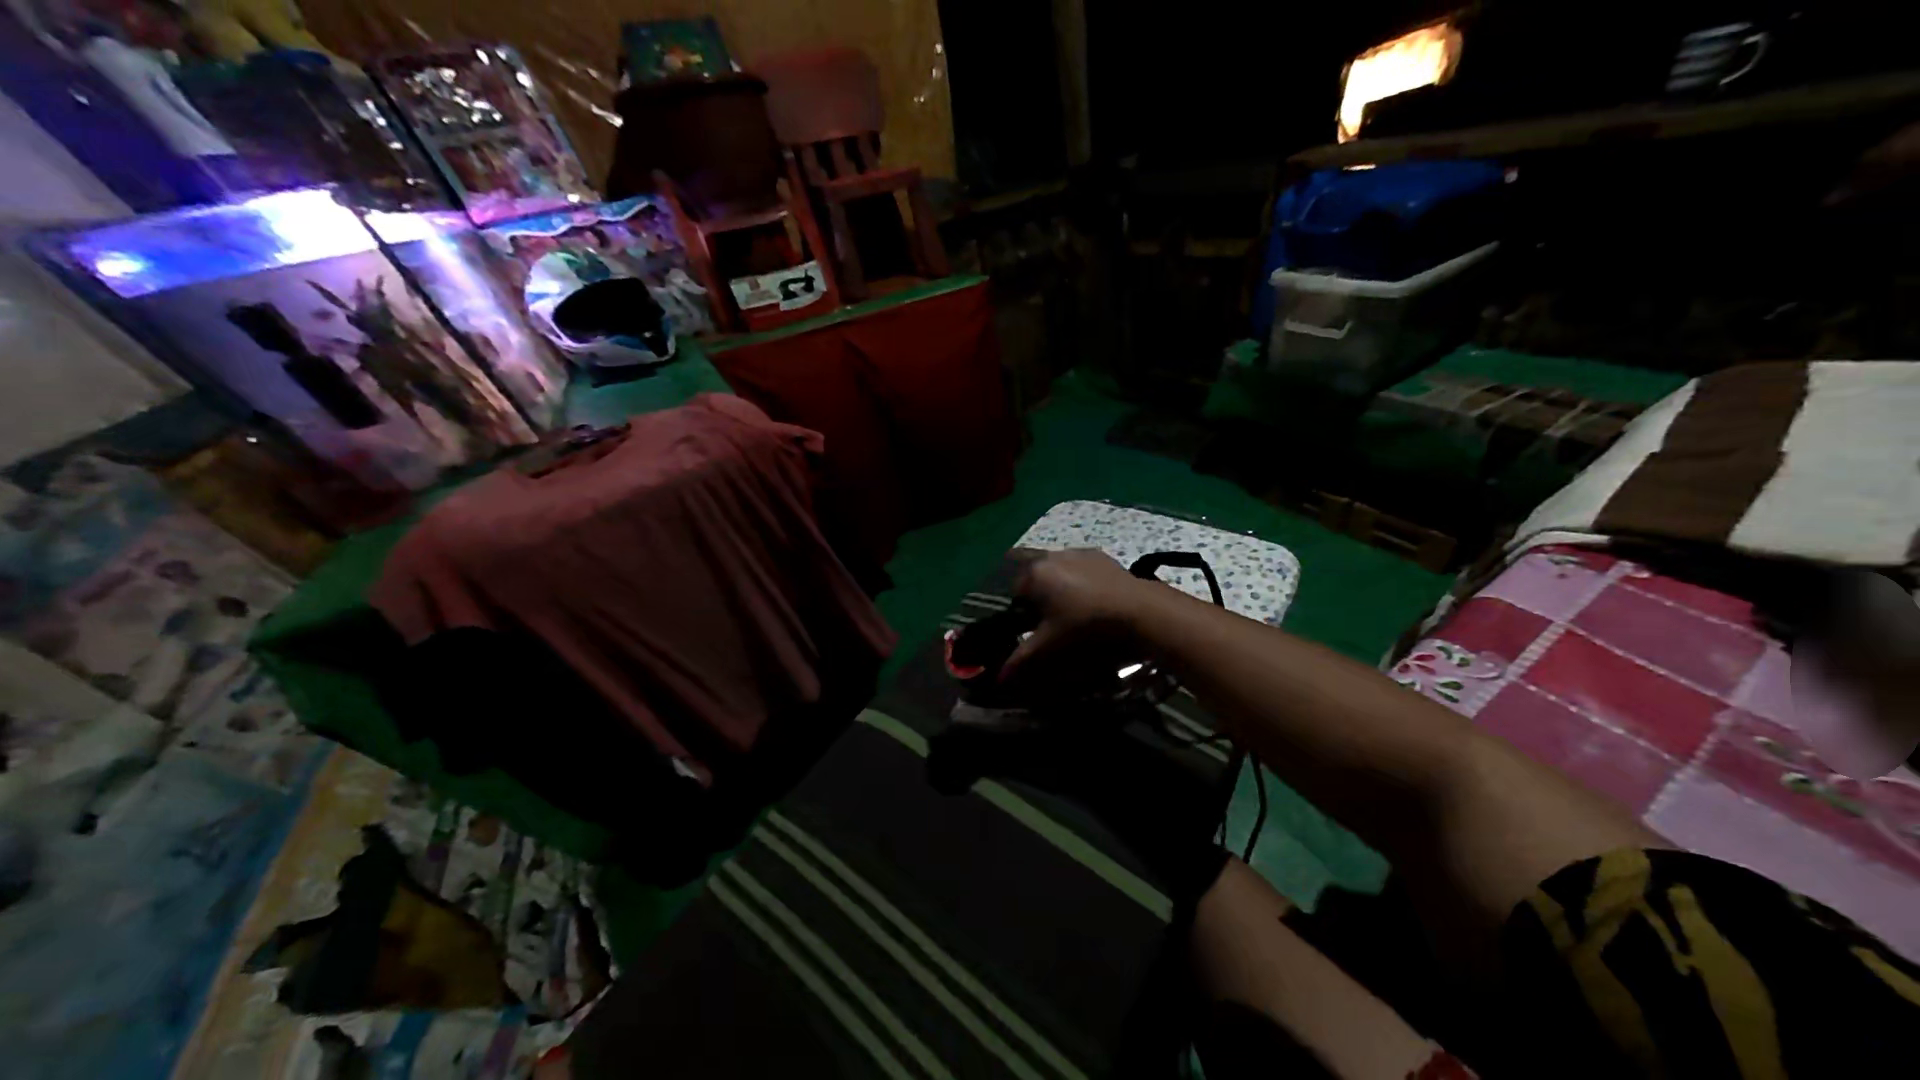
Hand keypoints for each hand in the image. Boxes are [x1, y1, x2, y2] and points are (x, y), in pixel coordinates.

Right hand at [999, 549, 1152, 687]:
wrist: (1140, 612)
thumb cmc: (1085, 627)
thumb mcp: (1050, 648)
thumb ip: (1020, 660)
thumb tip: (999, 678)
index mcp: (1034, 574)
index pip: (1013, 593)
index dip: (1019, 614)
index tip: (1031, 631)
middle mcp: (1052, 556)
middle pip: (1036, 580)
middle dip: (1040, 599)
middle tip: (1053, 624)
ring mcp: (1080, 553)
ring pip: (1059, 573)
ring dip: (1061, 589)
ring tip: (1076, 615)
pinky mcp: (1103, 557)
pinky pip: (1083, 570)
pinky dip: (1083, 584)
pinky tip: (1095, 604)